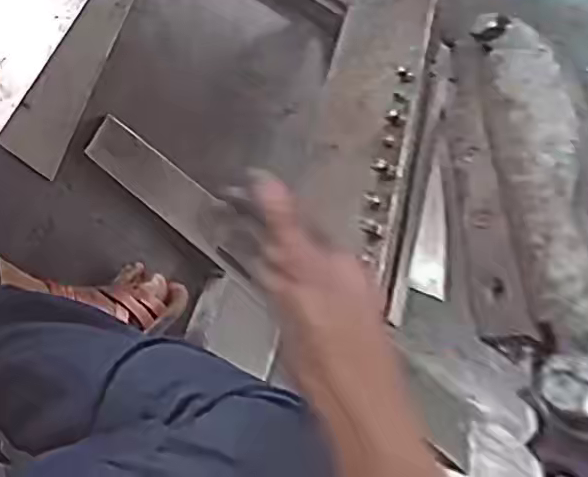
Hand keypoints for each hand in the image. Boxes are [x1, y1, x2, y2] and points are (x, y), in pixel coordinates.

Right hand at [253, 174, 440, 476]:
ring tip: (246, 256)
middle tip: (237, 228)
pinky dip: (269, 281)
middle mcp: (343, 276)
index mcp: (344, 259)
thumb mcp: (302, 271)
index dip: (266, 206)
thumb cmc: (335, 342)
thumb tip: (264, 179)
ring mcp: (331, 300)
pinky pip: (286, 286)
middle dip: (264, 234)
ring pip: (288, 263)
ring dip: (265, 258)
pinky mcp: (316, 322)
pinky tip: (263, 288)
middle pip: (293, 238)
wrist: (351, 407)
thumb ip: (283, 224)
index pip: (299, 215)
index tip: (236, 196)